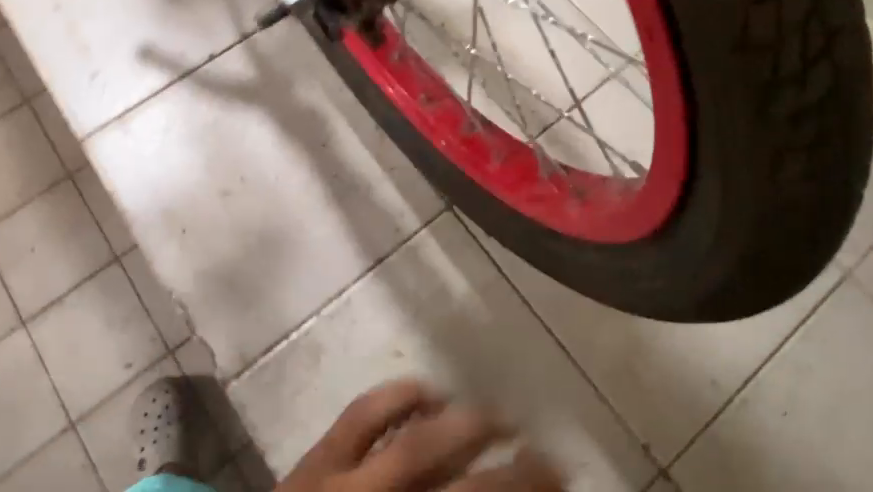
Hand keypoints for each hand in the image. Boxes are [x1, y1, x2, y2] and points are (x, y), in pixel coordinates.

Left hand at [276, 380, 563, 491]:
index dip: (520, 486)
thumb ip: (440, 491)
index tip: (559, 474)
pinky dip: (397, 398)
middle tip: (551, 456)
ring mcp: (342, 479)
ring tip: (499, 417)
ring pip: (415, 445)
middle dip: (511, 471)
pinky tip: (428, 391)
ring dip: (463, 427)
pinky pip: (361, 418)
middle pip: (459, 482)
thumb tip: (485, 476)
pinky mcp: (314, 460)